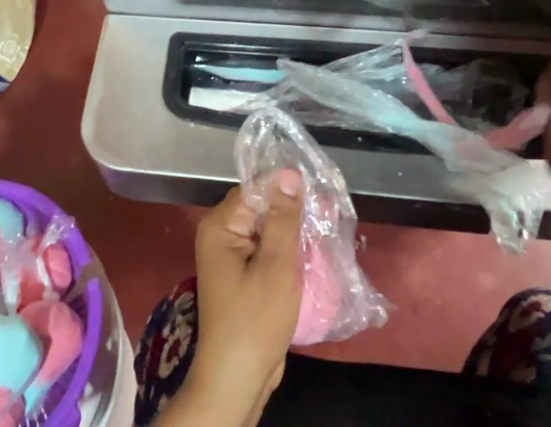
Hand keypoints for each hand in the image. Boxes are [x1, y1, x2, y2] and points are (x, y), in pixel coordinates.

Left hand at [179, 170, 304, 425]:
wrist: (238, 377)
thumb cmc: (256, 318)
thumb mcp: (276, 264)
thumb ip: (283, 218)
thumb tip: (289, 174)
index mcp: (220, 227)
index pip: (255, 190)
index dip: (286, 186)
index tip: (320, 186)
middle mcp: (221, 237)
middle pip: (261, 209)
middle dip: (293, 210)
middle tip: (330, 209)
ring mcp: (231, 259)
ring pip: (268, 232)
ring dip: (294, 233)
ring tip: (328, 229)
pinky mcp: (244, 279)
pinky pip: (268, 254)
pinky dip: (289, 254)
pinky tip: (315, 255)